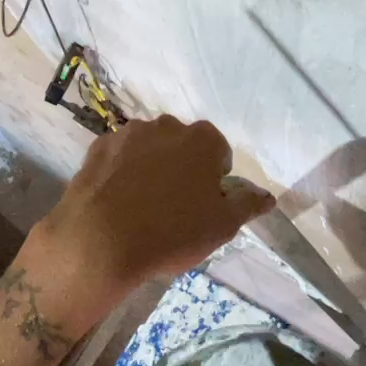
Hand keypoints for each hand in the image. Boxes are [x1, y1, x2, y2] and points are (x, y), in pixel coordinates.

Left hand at [25, 116, 274, 297]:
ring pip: (149, 149)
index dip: (214, 182)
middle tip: (175, 209)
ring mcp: (129, 133)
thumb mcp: (222, 226)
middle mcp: (167, 126)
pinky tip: (117, 202)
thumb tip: (268, 196)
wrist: (100, 240)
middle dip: (183, 169)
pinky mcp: (98, 147)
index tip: (203, 207)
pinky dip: (122, 172)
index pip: (219, 154)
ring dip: (151, 168)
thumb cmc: (172, 232)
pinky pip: (119, 157)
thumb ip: (248, 205)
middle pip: (183, 147)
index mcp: (203, 139)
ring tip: (142, 208)